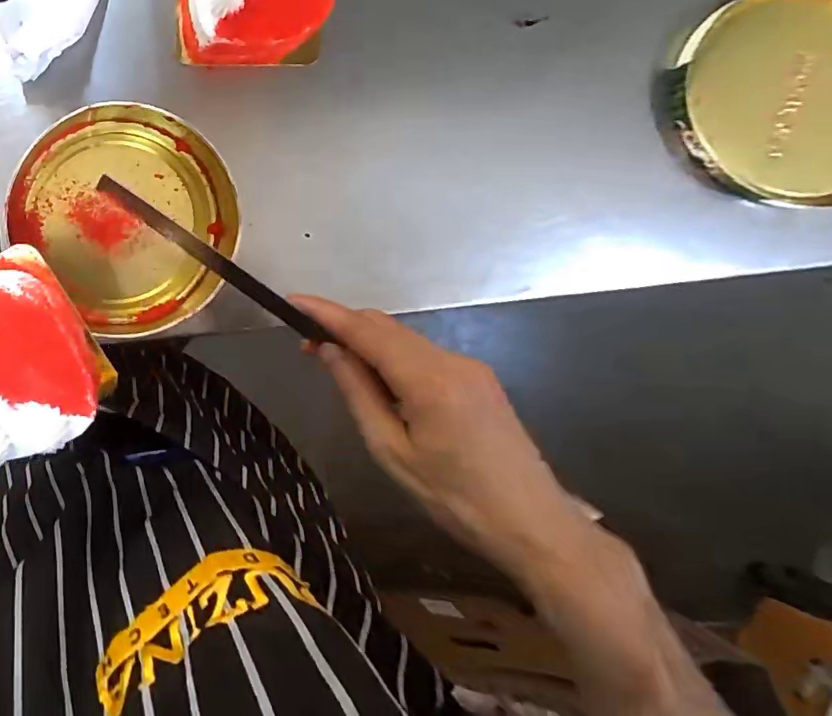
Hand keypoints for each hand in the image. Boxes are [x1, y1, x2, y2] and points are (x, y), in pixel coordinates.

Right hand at [293, 295, 597, 580]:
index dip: (326, 313)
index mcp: (428, 380)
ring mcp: (469, 367)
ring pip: (404, 338)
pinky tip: (380, 382)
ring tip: (339, 367)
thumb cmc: (456, 500)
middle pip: (384, 326)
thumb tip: (330, 350)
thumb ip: (358, 393)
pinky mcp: (479, 379)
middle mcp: (451, 361)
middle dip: (343, 327)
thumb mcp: (392, 452)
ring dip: (367, 342)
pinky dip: (392, 355)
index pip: (365, 331)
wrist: (538, 529)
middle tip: (307, 348)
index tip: (293, 302)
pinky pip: (422, 353)